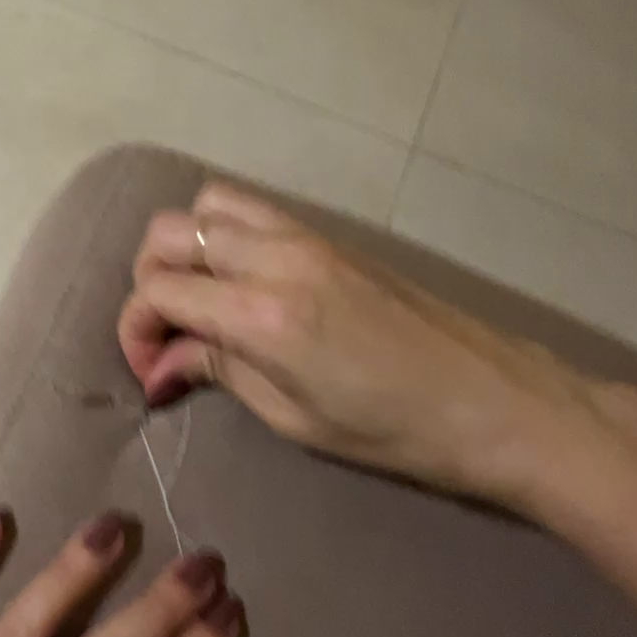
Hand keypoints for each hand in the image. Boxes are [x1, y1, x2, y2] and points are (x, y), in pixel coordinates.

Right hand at [117, 182, 636, 506]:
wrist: (501, 405)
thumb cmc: (395, 431)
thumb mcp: (293, 417)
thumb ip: (217, 370)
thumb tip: (161, 365)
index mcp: (262, 313)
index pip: (159, 289)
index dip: (134, 328)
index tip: (149, 370)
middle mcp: (274, 257)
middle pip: (169, 233)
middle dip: (147, 281)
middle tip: (167, 333)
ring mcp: (304, 237)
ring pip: (206, 204)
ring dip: (182, 247)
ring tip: (196, 297)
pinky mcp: (328, 236)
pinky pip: (248, 209)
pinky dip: (219, 233)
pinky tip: (235, 281)